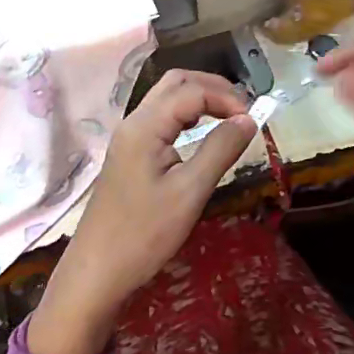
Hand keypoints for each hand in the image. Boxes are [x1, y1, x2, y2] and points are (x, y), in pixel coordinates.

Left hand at [31, 69, 256, 353]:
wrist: (98, 269)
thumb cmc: (144, 233)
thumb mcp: (190, 192)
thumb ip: (220, 150)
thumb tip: (248, 119)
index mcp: (145, 126)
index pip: (192, 91)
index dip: (227, 98)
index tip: (255, 120)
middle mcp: (134, 122)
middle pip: (175, 84)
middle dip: (213, 88)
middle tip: (244, 109)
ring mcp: (129, 138)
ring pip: (167, 100)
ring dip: (200, 100)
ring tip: (231, 117)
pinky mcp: (130, 154)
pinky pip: (161, 120)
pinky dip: (187, 117)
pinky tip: (203, 134)